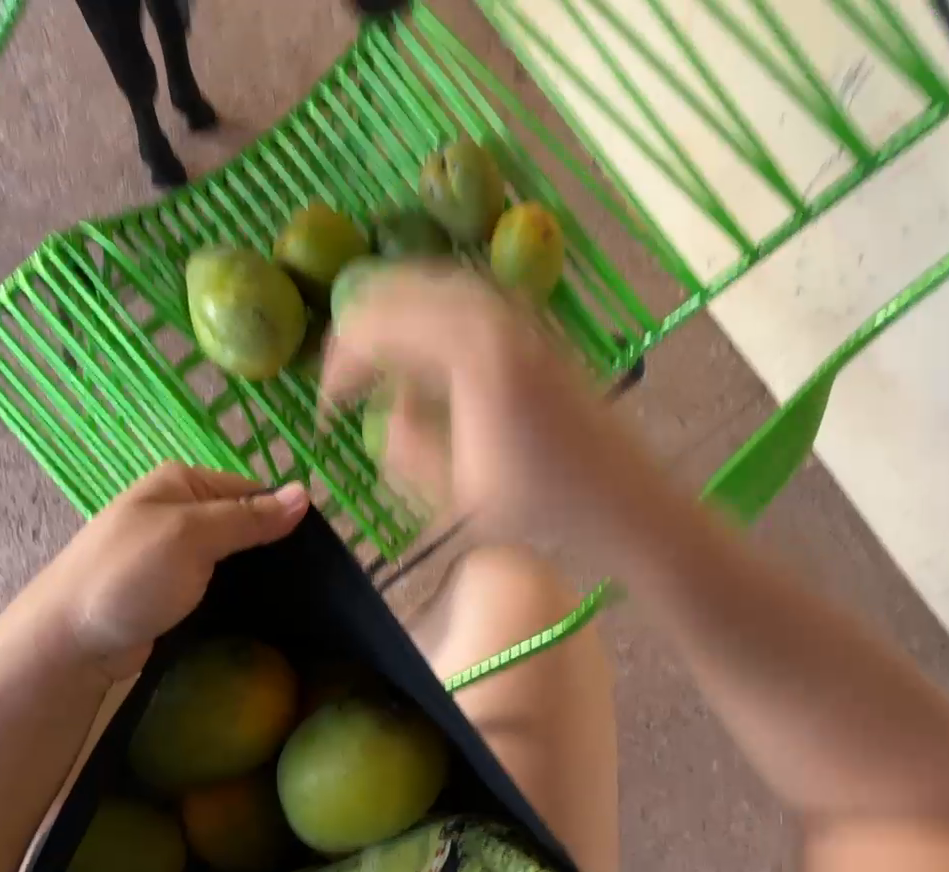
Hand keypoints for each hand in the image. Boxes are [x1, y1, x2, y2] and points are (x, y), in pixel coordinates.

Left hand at [34, 464, 309, 679]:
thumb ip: (248, 518)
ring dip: (257, 576)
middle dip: (272, 549)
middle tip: (311, 583)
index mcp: (180, 482)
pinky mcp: (172, 590)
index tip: (317, 553)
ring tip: (297, 600)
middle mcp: (177, 511)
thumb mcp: (191, 536)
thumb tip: (306, 493)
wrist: (70, 642)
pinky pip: (216, 584)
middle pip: (243, 523)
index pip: (251, 490)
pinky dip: (237, 596)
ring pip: (232, 558)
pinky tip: (262, 613)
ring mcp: (172, 553)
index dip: (283, 517)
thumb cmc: (128, 577)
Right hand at [322, 264, 664, 547]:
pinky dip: (431, 316)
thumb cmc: (540, 508)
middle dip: (360, 332)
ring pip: (435, 288)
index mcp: (469, 353)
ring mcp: (520, 317)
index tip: (325, 410)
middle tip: (339, 376)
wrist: (624, 501)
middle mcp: (494, 318)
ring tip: (370, 363)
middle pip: (403, 291)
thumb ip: (402, 444)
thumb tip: (382, 408)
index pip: (378, 331)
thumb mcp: (453, 491)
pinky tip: (422, 358)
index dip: (339, 366)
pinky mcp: (535, 328)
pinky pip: (467, 300)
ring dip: (395, 318)